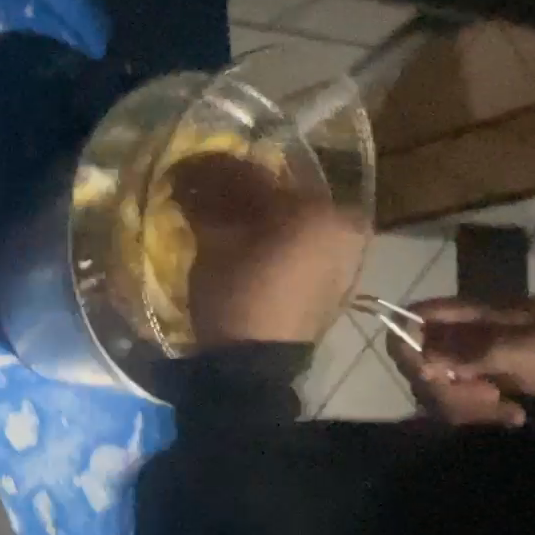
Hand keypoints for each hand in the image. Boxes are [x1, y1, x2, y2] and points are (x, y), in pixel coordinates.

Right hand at [170, 153, 366, 347]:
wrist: (255, 364)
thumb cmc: (232, 299)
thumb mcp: (212, 246)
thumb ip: (206, 202)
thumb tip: (188, 174)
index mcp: (315, 207)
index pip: (256, 175)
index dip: (213, 171)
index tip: (185, 171)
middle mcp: (344, 218)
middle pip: (280, 194)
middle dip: (239, 194)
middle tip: (202, 197)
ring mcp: (349, 247)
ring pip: (293, 217)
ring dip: (258, 216)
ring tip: (224, 224)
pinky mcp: (342, 272)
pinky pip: (304, 240)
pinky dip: (275, 237)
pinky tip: (250, 247)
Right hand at [384, 296, 534, 425]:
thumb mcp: (532, 348)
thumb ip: (479, 353)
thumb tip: (427, 365)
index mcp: (461, 316)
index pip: (407, 323)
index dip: (406, 349)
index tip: (430, 374)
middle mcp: (448, 337)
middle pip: (414, 364)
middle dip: (445, 390)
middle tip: (487, 400)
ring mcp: (455, 359)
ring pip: (429, 388)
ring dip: (463, 407)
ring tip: (509, 412)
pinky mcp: (465, 381)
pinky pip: (448, 401)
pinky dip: (474, 414)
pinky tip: (509, 414)